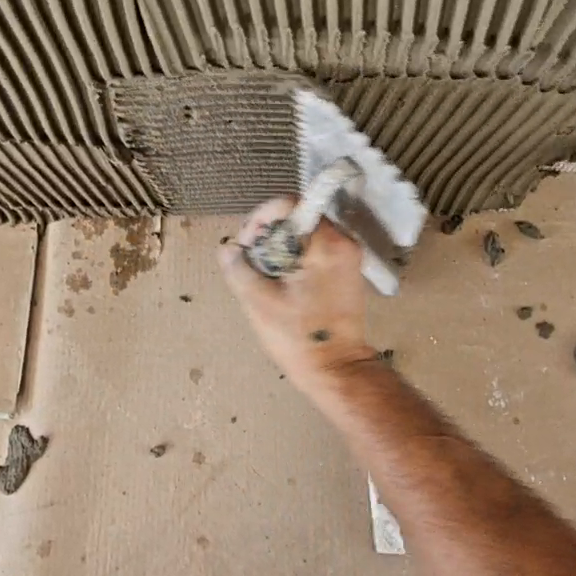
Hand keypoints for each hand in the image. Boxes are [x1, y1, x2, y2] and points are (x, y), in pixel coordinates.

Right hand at [219, 197, 377, 390]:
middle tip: (251, 259)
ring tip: (263, 272)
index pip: (289, 204)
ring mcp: (349, 256)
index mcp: (326, 244)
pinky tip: (281, 280)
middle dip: (269, 234)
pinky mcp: (348, 270)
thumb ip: (239, 267)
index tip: (247, 243)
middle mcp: (343, 242)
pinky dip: (295, 256)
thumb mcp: (258, 301)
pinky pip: (316, 248)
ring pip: (305, 233)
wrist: (337, 370)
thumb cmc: (299, 337)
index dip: (261, 218)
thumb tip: (227, 248)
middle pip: (297, 217)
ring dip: (280, 246)